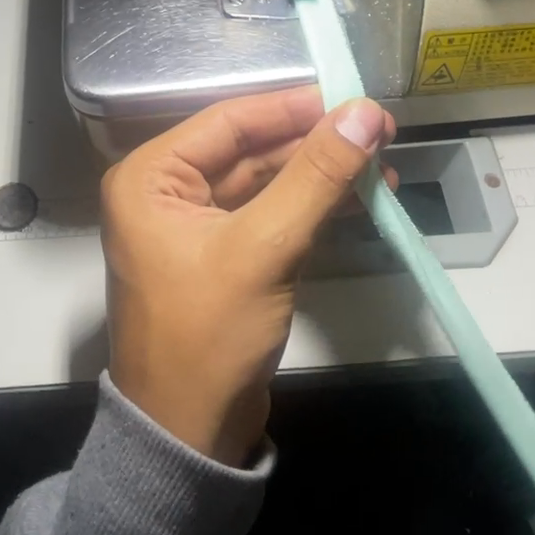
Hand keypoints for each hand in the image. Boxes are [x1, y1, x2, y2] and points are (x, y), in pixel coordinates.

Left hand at [100, 86, 394, 465]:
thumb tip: (365, 113)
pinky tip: (361, 202)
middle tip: (380, 133)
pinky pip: (271, 216)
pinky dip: (313, 208)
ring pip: (267, 182)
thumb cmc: (208, 336)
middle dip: (315, 143)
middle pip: (251, 149)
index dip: (295, 107)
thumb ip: (315, 177)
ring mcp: (197, 226)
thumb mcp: (264, 248)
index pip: (230, 121)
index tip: (356, 99)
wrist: (188, 435)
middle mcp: (167, 192)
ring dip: (321, 177)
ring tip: (382, 168)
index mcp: (152, 177)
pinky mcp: (225, 257)